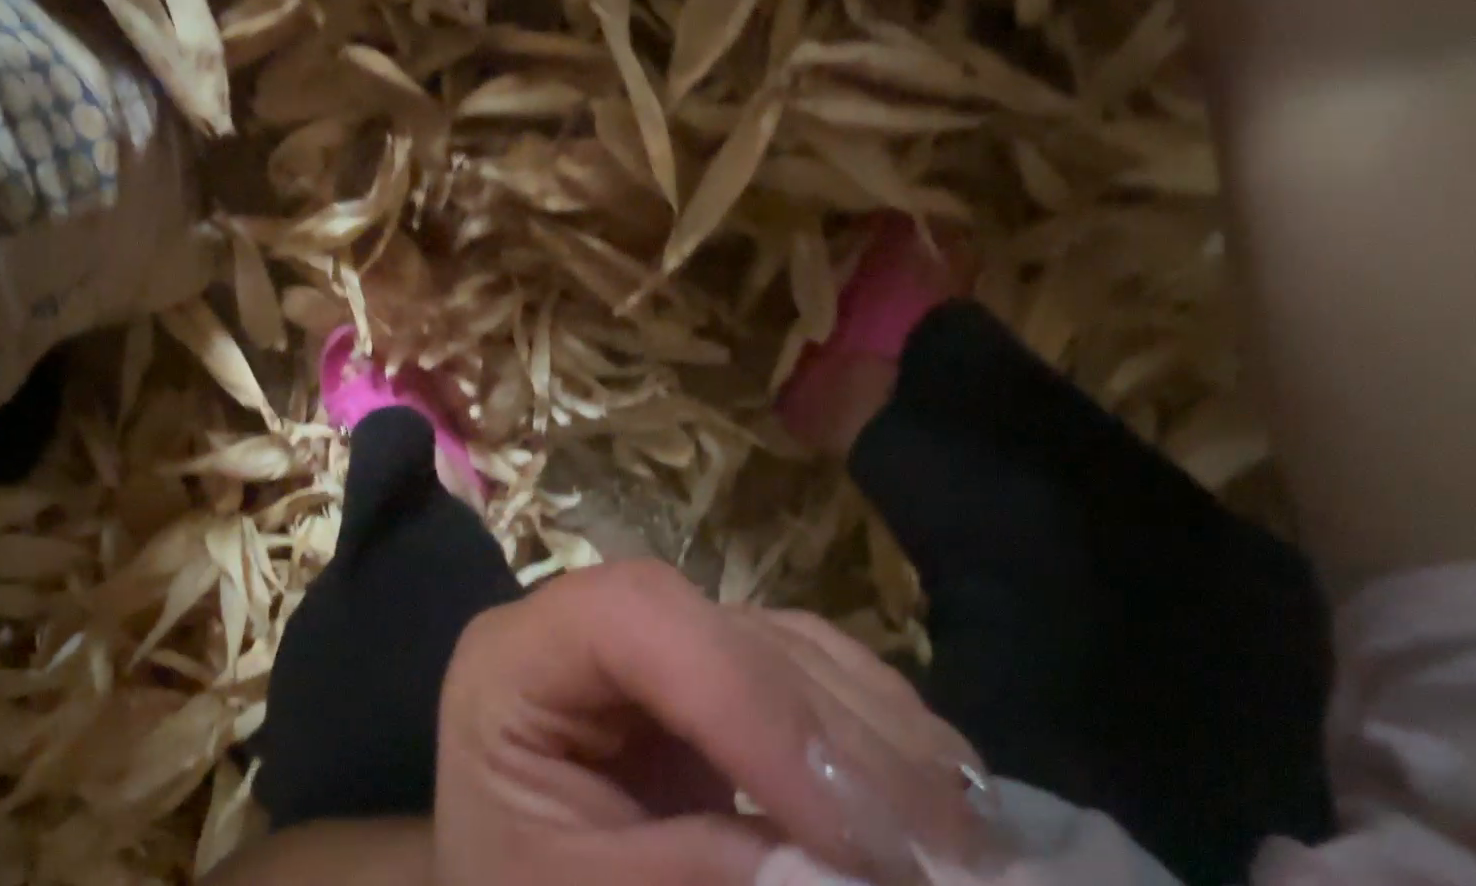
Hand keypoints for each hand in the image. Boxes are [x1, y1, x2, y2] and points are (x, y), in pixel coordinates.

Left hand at [434, 562, 996, 884]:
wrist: (520, 882)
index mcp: (515, 659)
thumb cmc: (521, 884)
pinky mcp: (715, 669)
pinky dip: (878, 731)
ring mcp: (661, 638)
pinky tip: (933, 792)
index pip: (633, 618)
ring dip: (882, 737)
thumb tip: (852, 865)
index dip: (745, 698)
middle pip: (725, 629)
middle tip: (947, 854)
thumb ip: (702, 872)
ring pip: (784, 644)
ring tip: (962, 837)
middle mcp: (589, 620)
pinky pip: (809, 671)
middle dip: (838, 739)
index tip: (847, 829)